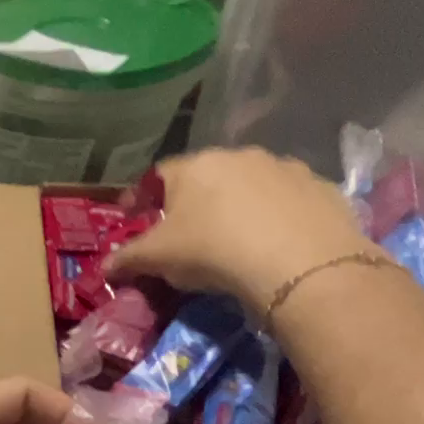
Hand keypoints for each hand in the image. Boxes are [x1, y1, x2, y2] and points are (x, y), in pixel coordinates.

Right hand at [108, 148, 379, 313]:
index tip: (136, 220)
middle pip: (205, 177)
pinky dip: (271, 216)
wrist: (297, 262)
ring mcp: (284, 167)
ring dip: (234, 206)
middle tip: (182, 235)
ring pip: (246, 186)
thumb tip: (105, 267)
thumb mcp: (155, 260)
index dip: (142, 198)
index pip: (157, 176)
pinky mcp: (318, 186)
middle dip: (191, 202)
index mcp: (194, 167)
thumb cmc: (210, 250)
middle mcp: (239, 156)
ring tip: (229, 241)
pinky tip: (267, 244)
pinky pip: (283, 200)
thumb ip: (126, 259)